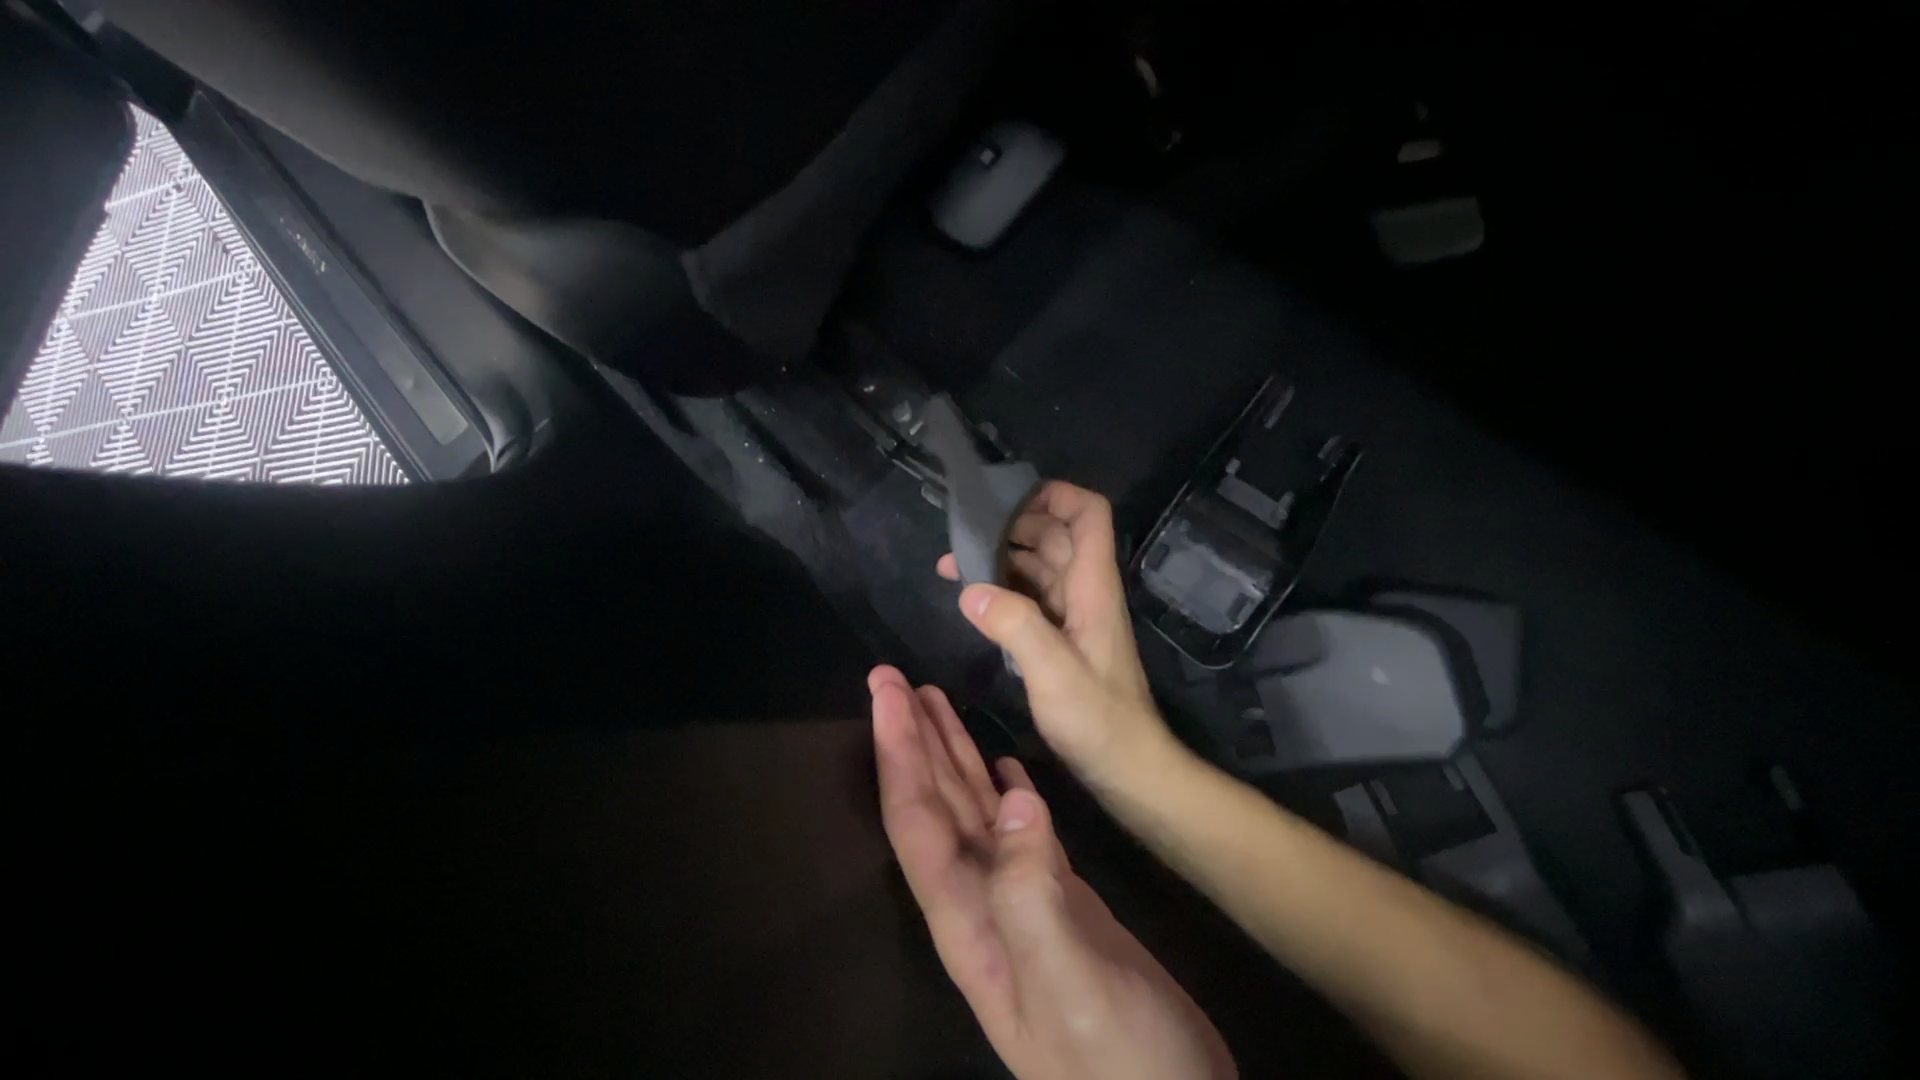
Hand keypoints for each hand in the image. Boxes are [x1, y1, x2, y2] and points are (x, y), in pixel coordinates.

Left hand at [869, 666, 1234, 1079]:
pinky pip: (1017, 830)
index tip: (883, 689)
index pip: (916, 817)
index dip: (897, 751)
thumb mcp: (1070, 981)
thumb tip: (1015, 796)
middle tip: (894, 675)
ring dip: (948, 753)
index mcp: (967, 917)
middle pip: (933, 805)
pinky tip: (1000, 762)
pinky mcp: (1062, 904)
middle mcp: (981, 902)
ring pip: (970, 810)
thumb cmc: (1118, 1060)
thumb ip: (1032, 893)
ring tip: (933, 699)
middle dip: (910, 738)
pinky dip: (1002, 788)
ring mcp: (1021, 902)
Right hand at [938, 481, 1169, 783]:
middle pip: (1055, 534)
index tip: (1005, 499)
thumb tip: (970, 590)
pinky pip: (1030, 596)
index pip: (1089, 515)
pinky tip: (972, 599)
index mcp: (1094, 587)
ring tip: (953, 563)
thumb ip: (1017, 628)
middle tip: (961, 534)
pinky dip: (1002, 588)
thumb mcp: (1056, 675)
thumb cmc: (1099, 722)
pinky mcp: (1061, 639)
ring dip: (1000, 556)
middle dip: (1011, 524)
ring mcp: (1074, 615)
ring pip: (1039, 564)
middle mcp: (1085, 592)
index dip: (1054, 495)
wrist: (1127, 769)